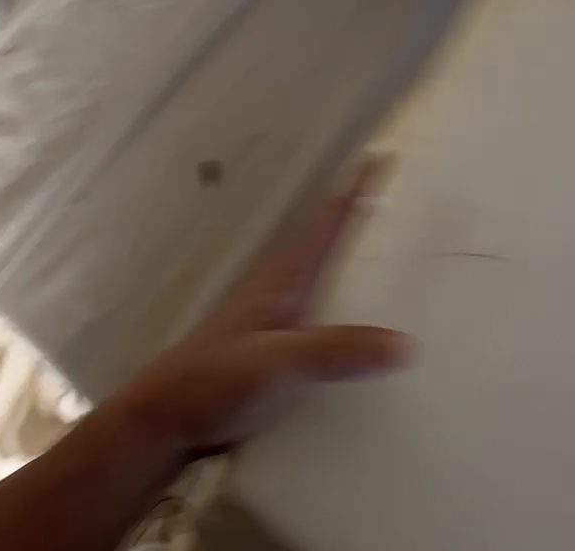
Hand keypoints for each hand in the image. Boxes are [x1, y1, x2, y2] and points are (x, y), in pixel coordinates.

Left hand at [107, 155, 415, 456]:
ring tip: (389, 252)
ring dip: (352, 257)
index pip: (327, 221)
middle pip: (327, 239)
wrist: (167, 417)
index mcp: (285, 278)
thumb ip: (337, 350)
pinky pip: (320, 310)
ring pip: (322, 273)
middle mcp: (282, 288)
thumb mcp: (280, 362)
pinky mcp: (273, 345)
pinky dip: (343, 301)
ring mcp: (275, 316)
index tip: (379, 156)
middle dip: (359, 214)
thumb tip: (408, 343)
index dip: (353, 188)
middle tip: (399, 197)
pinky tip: (358, 322)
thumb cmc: (218, 378)